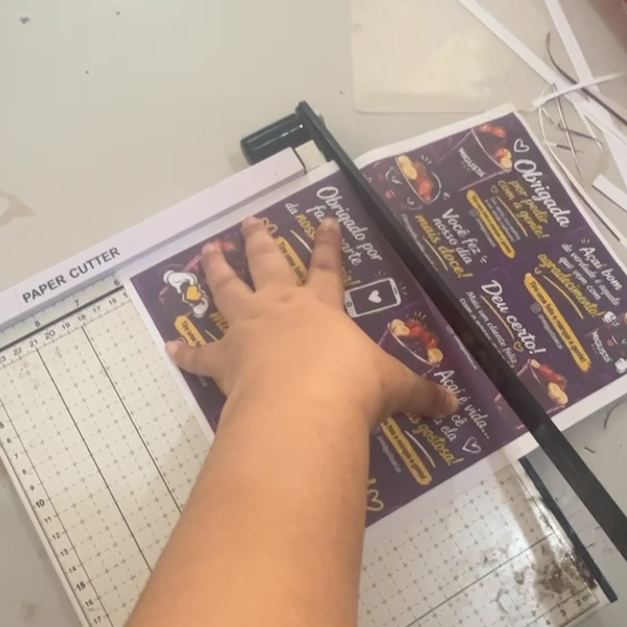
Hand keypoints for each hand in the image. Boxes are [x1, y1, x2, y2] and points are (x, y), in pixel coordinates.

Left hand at [168, 217, 456, 424]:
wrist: (305, 406)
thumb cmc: (350, 386)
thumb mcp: (393, 387)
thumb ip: (420, 394)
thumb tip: (455, 407)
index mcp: (321, 307)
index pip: (328, 267)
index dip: (328, 243)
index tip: (324, 219)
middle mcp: (282, 308)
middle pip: (267, 265)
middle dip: (259, 243)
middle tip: (247, 223)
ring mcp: (249, 330)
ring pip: (227, 291)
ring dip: (216, 271)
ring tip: (206, 253)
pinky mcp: (226, 360)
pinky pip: (201, 355)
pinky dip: (187, 353)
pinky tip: (171, 348)